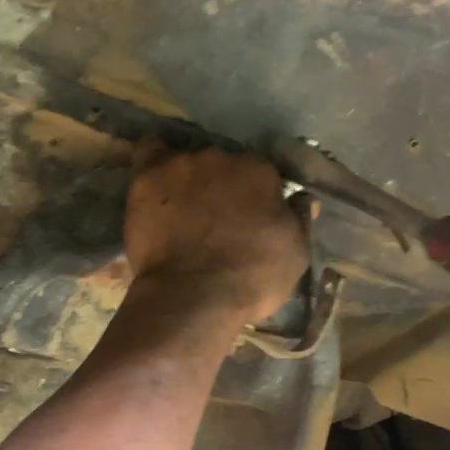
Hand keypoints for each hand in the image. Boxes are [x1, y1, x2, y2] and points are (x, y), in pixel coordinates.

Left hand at [123, 146, 306, 324]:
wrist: (192, 297)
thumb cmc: (250, 280)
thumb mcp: (295, 256)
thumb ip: (298, 220)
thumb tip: (302, 199)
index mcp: (261, 172)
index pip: (262, 174)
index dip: (256, 199)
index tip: (250, 221)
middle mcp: (222, 156)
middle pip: (224, 165)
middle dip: (222, 187)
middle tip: (215, 221)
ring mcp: (182, 165)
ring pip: (189, 162)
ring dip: (190, 180)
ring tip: (183, 210)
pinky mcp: (147, 179)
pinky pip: (149, 152)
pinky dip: (154, 160)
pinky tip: (156, 177)